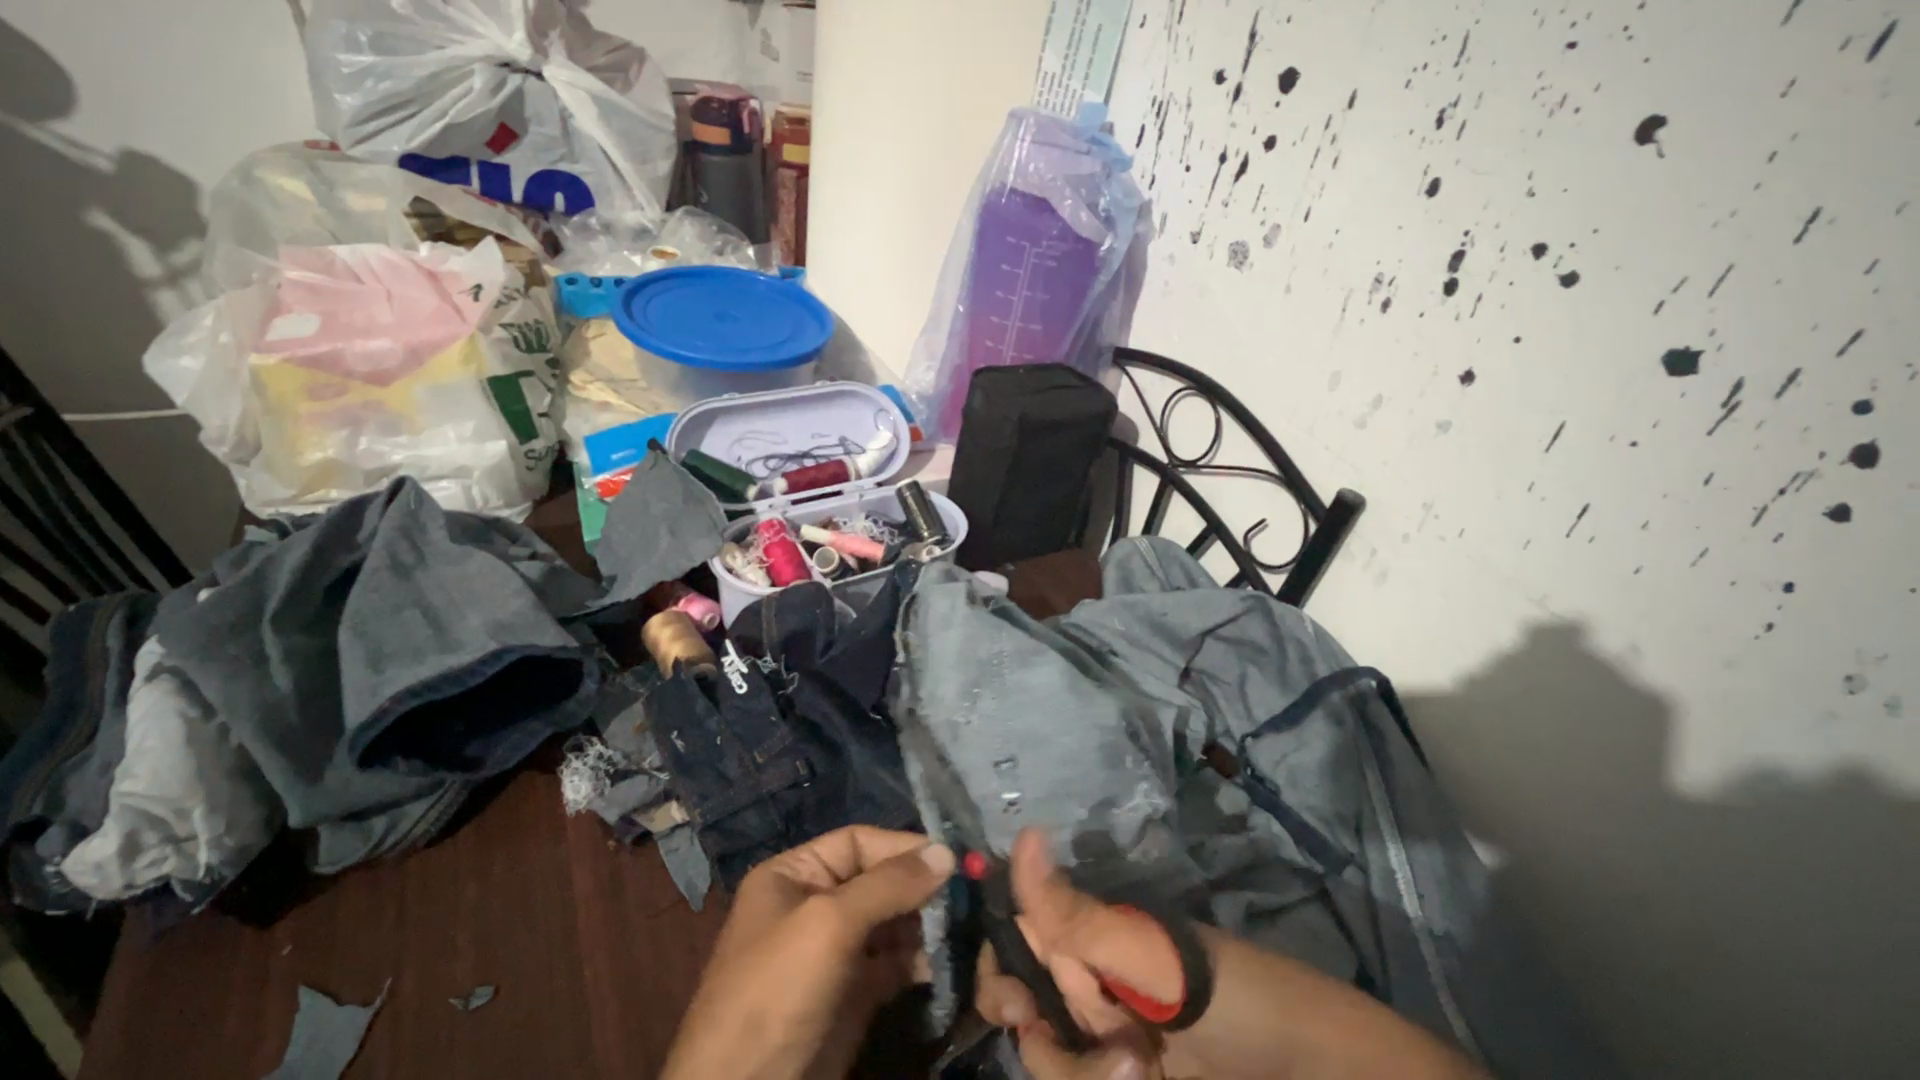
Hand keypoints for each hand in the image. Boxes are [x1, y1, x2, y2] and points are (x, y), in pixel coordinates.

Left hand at [660, 826, 954, 1079]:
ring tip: (963, 929)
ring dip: (927, 924)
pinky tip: (947, 962)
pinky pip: (894, 964)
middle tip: (969, 898)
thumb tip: (947, 851)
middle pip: (879, 881)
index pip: (858, 842)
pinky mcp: (852, 994)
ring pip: (891, 923)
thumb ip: (889, 884)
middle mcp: (813, 905)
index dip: (904, 847)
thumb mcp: (829, 924)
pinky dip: (921, 961)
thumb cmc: (778, 990)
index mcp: (793, 875)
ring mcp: (833, 952)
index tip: (955, 860)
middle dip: (921, 888)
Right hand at [975, 829, 1487, 1079]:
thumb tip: (1023, 833)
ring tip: (1134, 1071)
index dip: (1002, 967)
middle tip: (1038, 1028)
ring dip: (1078, 1071)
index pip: (1022, 941)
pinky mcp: (1122, 1079)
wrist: (1310, 1077)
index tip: (1012, 999)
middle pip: (1023, 1008)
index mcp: (1096, 941)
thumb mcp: (1152, 959)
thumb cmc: (1235, 1001)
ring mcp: (1109, 1045)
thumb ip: (1076, 914)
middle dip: (1029, 1026)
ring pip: (1050, 1060)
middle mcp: (1093, 989)